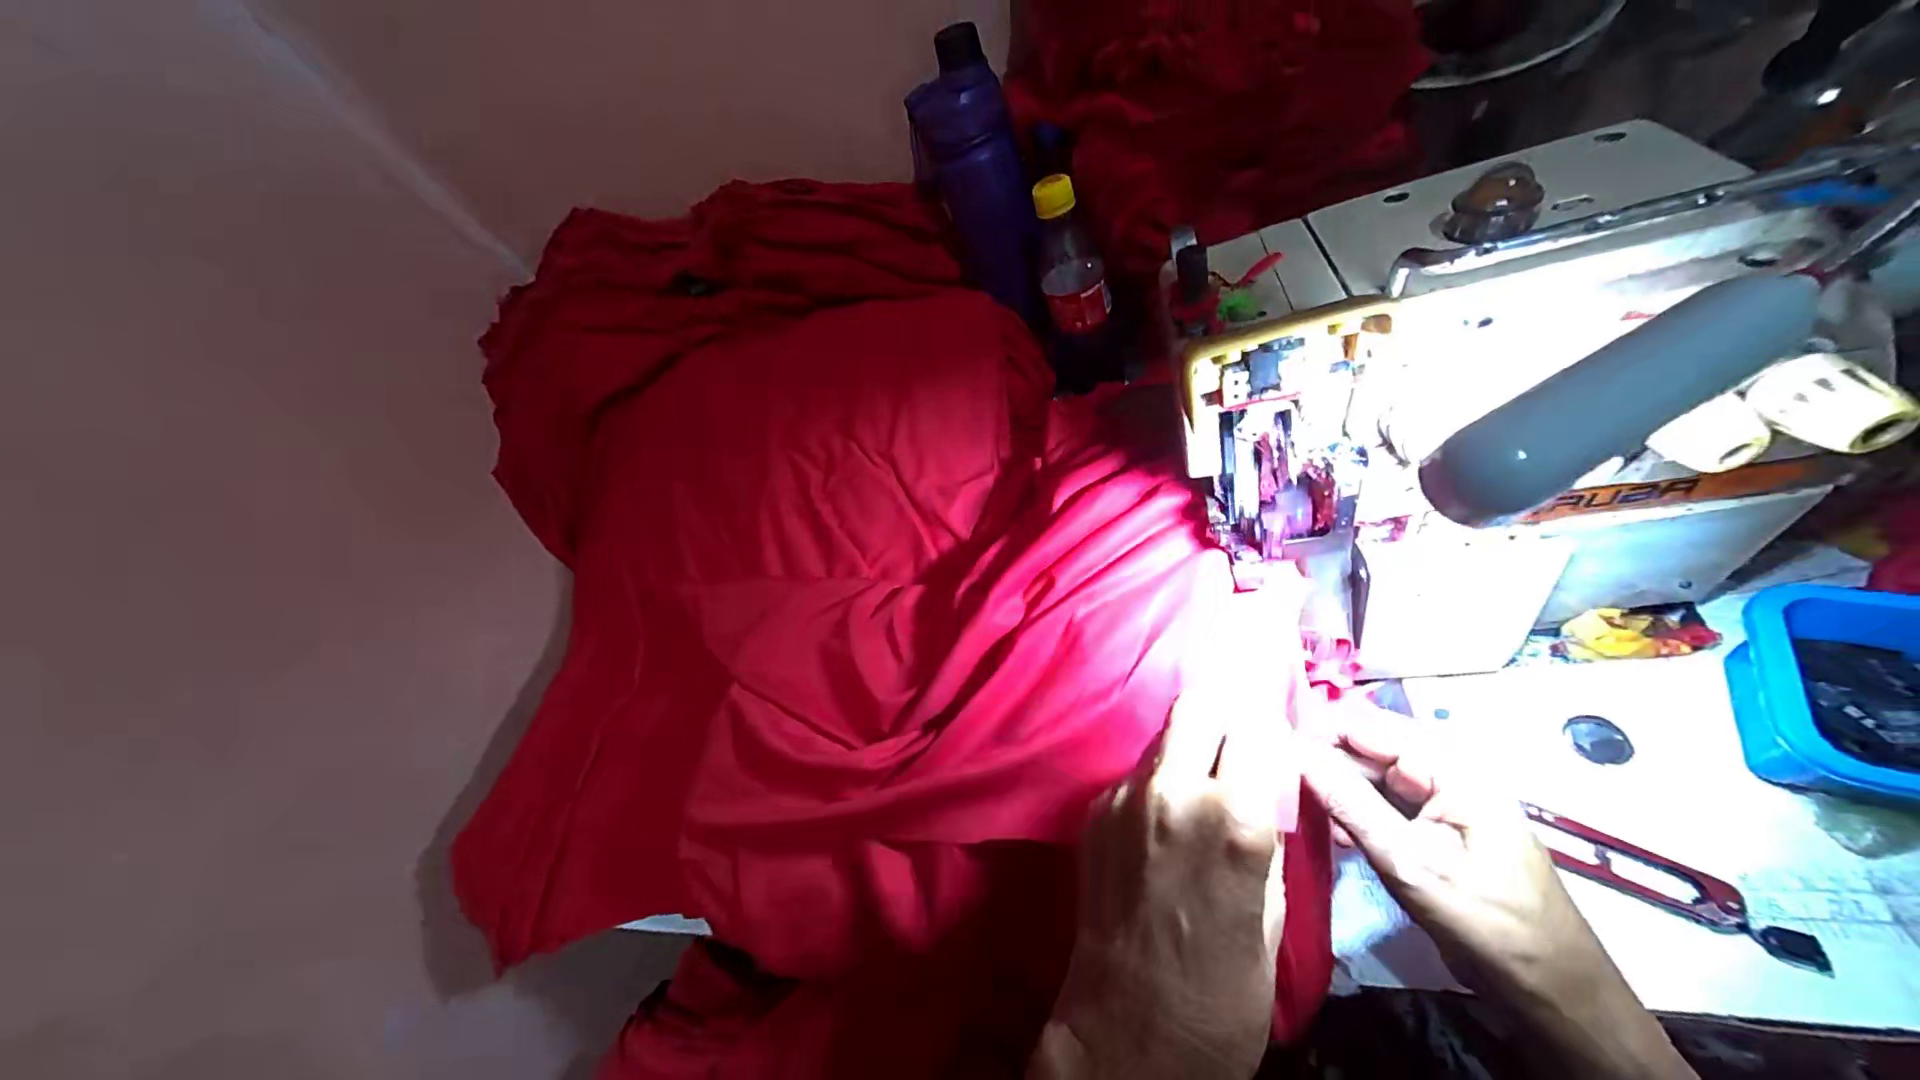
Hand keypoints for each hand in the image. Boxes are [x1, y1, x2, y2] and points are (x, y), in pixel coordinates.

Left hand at [1029, 672, 1292, 1078]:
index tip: (1276, 744)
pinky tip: (1163, 823)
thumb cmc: (1220, 996)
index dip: (1271, 733)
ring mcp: (1123, 797)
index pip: (1257, 728)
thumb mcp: (1273, 920)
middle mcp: (1172, 791)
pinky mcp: (1093, 811)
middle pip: (1198, 706)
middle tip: (1238, 746)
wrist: (1125, 1032)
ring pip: (1164, 736)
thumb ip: (1268, 839)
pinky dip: (1158, 781)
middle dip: (1224, 717)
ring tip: (1201, 785)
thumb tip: (1267, 790)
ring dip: (1188, 748)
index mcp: (1233, 819)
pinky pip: (1136, 774)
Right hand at [1298, 700, 1694, 1079]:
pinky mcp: (1425, 831)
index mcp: (1451, 768)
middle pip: (1363, 749)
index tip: (1264, 739)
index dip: (1315, 727)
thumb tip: (1292, 749)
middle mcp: (1441, 775)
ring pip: (1364, 778)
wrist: (1552, 997)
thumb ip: (1348, 801)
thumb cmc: (1488, 924)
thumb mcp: (1410, 862)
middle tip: (1263, 771)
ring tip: (1279, 794)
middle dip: (1316, 758)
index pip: (1367, 724)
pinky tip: (1316, 826)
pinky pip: (1375, 806)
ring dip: (1327, 787)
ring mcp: (1434, 804)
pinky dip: (1345, 813)